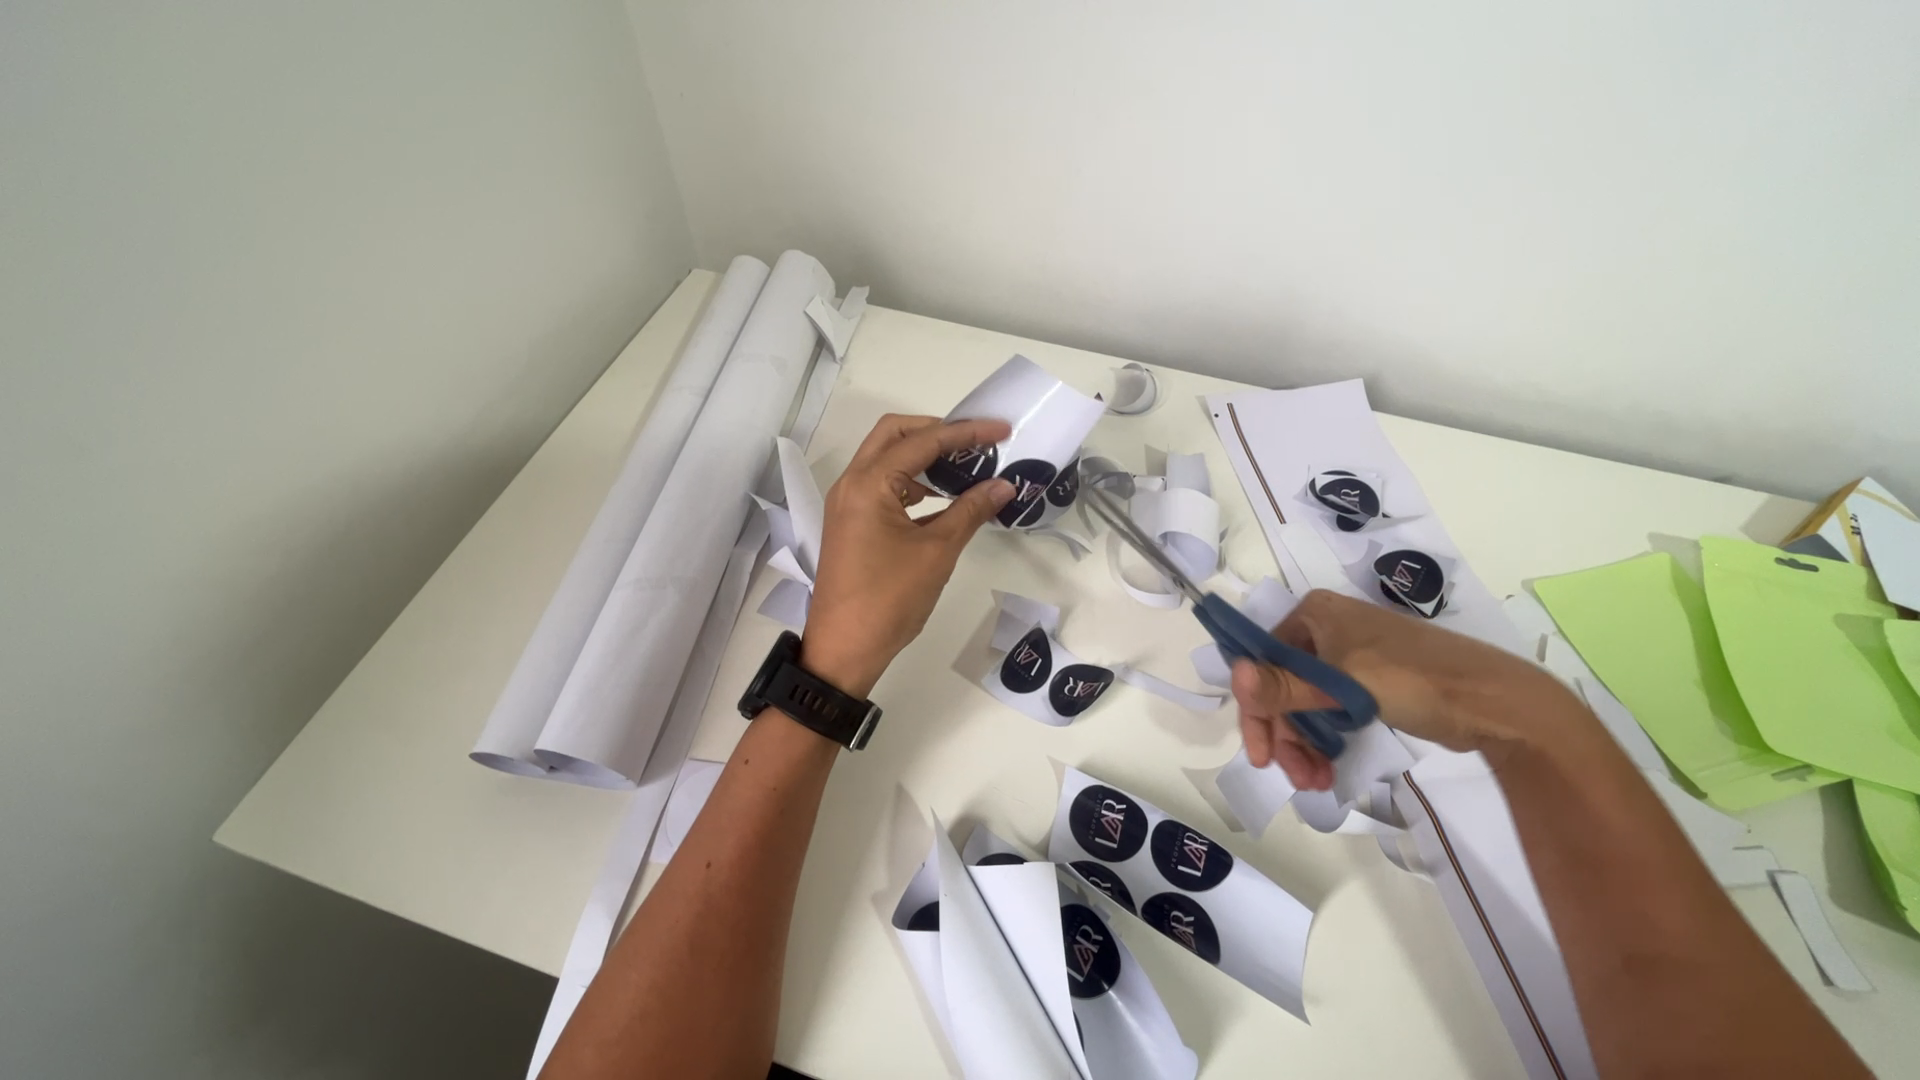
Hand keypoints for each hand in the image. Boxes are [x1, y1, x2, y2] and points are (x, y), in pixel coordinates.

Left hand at [800, 415, 1014, 697]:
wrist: (844, 649)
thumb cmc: (890, 599)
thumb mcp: (937, 552)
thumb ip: (971, 511)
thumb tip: (1003, 485)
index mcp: (868, 484)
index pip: (922, 441)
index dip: (965, 432)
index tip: (1001, 430)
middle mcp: (851, 483)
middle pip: (893, 434)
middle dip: (937, 431)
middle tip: (976, 442)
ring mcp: (846, 503)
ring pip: (885, 458)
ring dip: (922, 456)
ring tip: (963, 468)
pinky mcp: (850, 523)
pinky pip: (881, 485)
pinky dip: (910, 481)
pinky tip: (939, 498)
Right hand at [1231, 589, 1588, 789]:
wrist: (1497, 703)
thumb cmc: (1413, 681)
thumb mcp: (1341, 684)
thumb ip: (1284, 686)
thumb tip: (1233, 675)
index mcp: (1313, 614)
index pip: (1262, 661)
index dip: (1257, 710)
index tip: (1262, 755)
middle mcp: (1326, 628)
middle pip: (1282, 686)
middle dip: (1285, 736)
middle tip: (1293, 777)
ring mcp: (1349, 655)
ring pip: (1305, 703)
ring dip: (1304, 745)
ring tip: (1315, 782)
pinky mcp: (1370, 681)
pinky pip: (1330, 710)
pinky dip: (1325, 740)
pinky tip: (1328, 769)